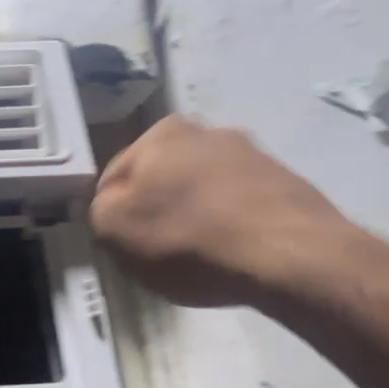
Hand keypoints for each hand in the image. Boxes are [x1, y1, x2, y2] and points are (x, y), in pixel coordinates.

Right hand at [89, 115, 359, 307]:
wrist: (289, 256)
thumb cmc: (188, 240)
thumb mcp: (112, 230)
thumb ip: (99, 210)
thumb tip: (113, 207)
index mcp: (162, 133)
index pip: (115, 177)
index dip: (112, 215)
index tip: (122, 245)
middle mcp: (208, 130)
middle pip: (162, 178)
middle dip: (157, 209)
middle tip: (158, 251)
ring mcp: (253, 153)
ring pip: (202, 190)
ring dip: (195, 217)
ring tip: (199, 257)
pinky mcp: (286, 181)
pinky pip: (239, 205)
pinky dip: (230, 226)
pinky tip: (232, 255)